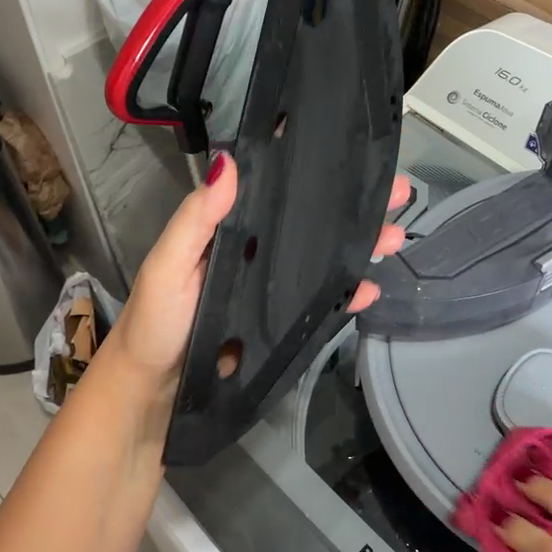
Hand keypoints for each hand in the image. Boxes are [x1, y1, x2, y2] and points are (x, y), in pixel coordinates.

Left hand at [105, 152, 410, 389]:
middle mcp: (254, 257)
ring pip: (323, 262)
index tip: (355, 156)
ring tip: (394, 237)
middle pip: (311, 225)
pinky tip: (369, 289)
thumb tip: (228, 161)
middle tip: (398, 194)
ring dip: (360, 247)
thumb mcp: (169, 265)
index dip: (316, 174)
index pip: (278, 194)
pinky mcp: (280, 328)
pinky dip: (348, 296)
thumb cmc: (155, 324)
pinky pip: (320, 305)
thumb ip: (197, 219)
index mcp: (228, 232)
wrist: (154, 395)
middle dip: (355, 208)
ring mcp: (269, 293)